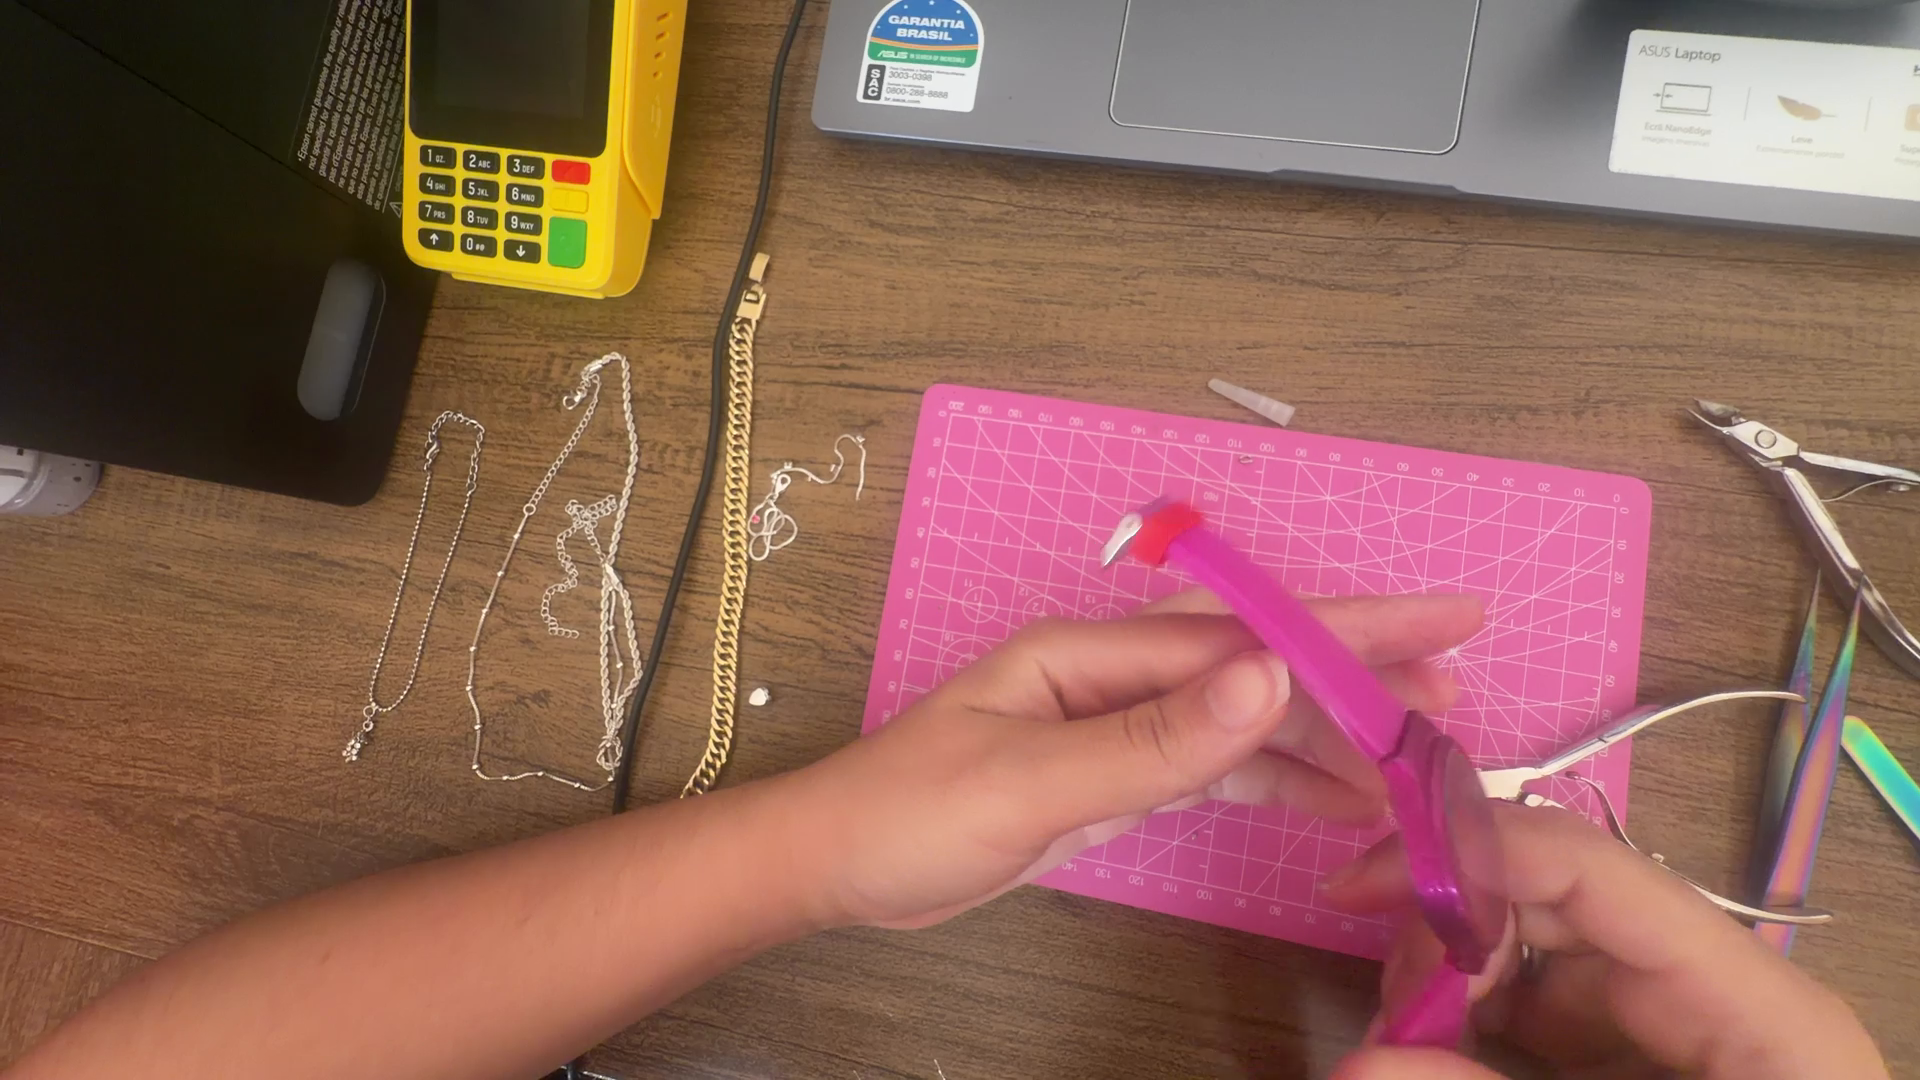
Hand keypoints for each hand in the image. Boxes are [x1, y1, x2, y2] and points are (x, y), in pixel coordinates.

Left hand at [789, 590, 1483, 928]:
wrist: (845, 861)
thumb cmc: (914, 813)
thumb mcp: (1030, 781)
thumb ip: (1149, 740)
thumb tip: (1266, 681)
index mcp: (1083, 654)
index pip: (1231, 636)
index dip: (1337, 628)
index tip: (1439, 619)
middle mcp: (1104, 674)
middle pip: (1243, 662)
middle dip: (1345, 668)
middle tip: (1450, 686)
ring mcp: (1107, 723)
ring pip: (1231, 717)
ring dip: (1314, 732)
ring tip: (1406, 752)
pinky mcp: (1104, 774)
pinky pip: (1200, 765)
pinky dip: (1262, 776)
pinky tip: (1319, 793)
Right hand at [1324, 802, 1890, 1079]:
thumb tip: (1350, 1067)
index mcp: (1741, 997)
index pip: (1578, 863)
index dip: (1459, 851)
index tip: (1359, 889)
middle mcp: (1692, 979)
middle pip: (1530, 896)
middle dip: (1440, 936)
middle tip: (1389, 1009)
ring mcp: (1656, 1012)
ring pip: (1513, 941)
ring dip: (1441, 977)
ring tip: (1402, 1034)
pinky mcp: (1621, 1047)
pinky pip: (1520, 996)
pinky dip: (1462, 1011)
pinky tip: (1434, 1045)